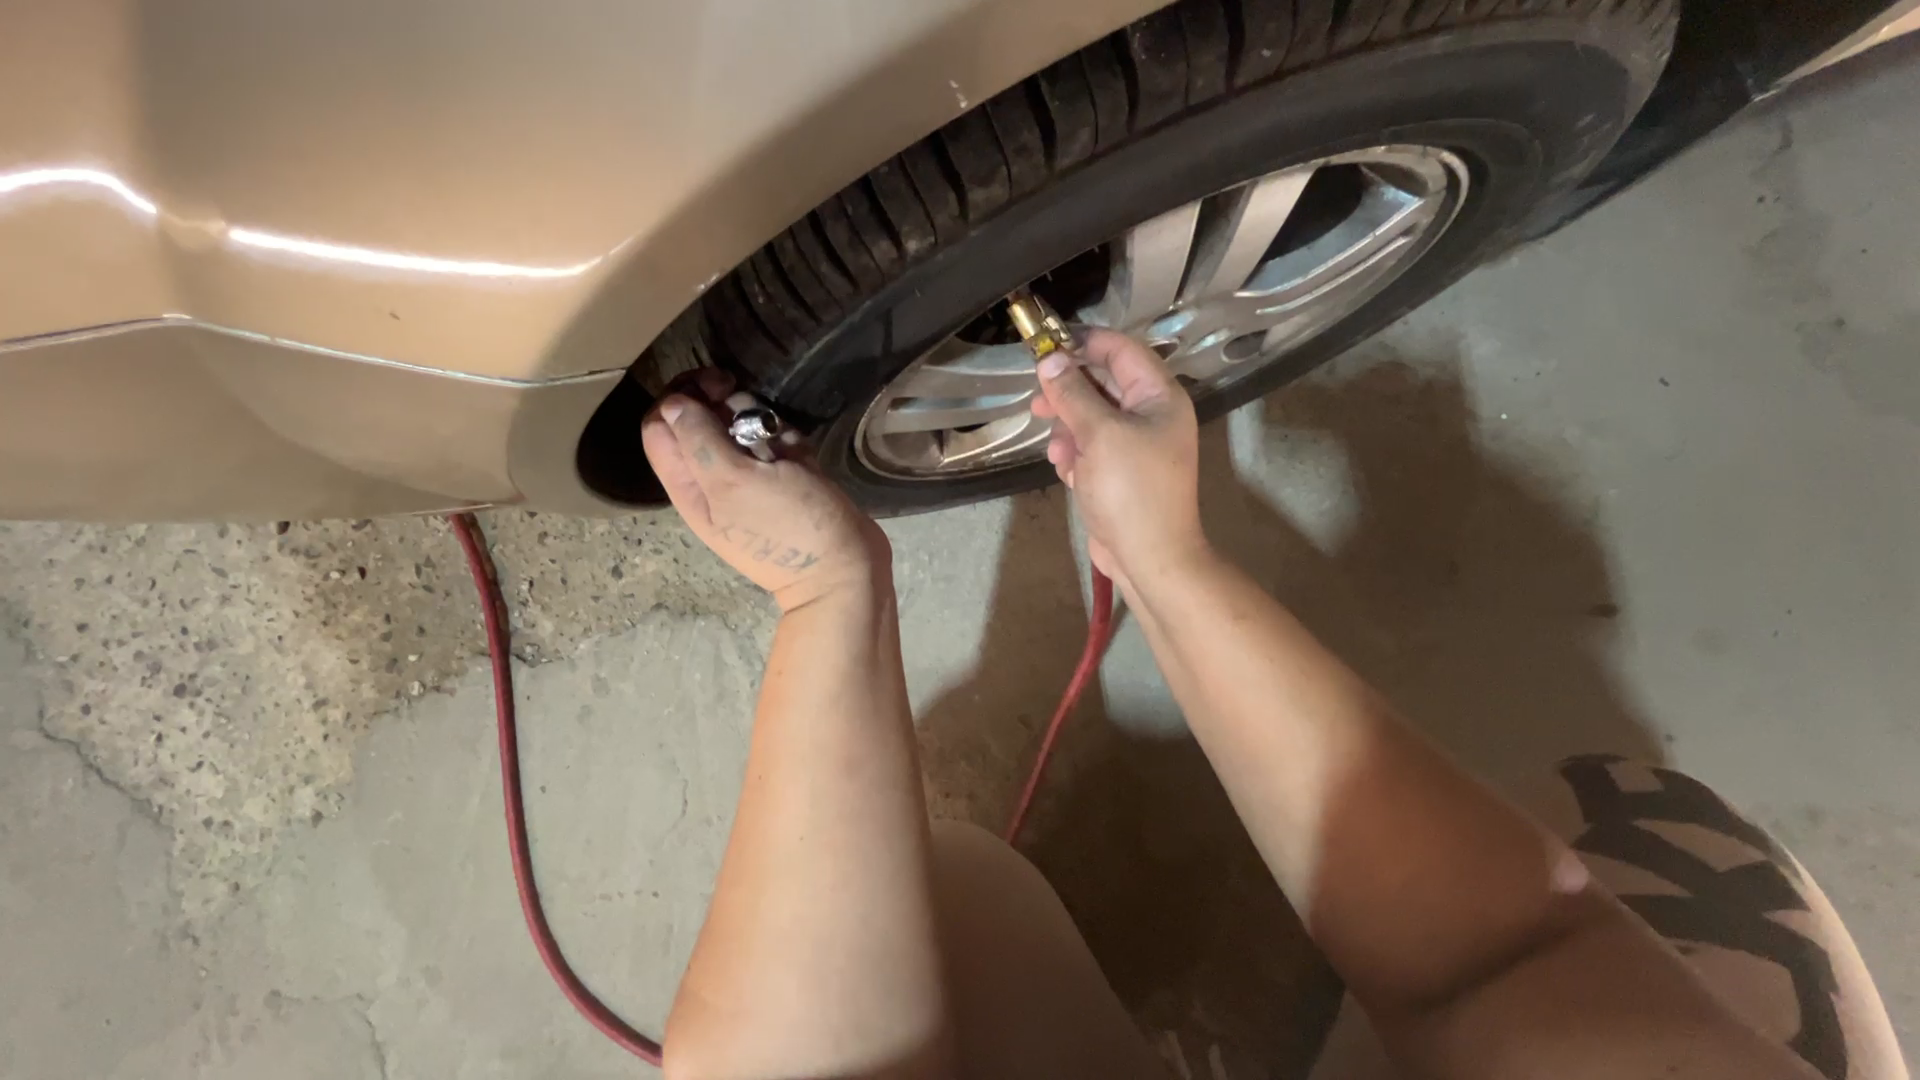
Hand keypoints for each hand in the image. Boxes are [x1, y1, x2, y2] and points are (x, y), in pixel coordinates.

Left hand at [642, 371, 890, 611]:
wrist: (844, 569)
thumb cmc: (788, 527)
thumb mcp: (735, 482)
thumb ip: (699, 441)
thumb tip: (674, 405)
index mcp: (691, 486)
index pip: (661, 427)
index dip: (681, 398)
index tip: (715, 386)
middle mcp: (715, 480)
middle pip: (701, 421)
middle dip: (724, 404)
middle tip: (753, 409)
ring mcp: (753, 480)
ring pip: (742, 428)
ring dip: (761, 420)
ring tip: (783, 440)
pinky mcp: (786, 479)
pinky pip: (777, 443)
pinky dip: (787, 438)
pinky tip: (802, 452)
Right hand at [1030, 327, 1208, 593]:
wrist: (1150, 556)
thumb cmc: (1131, 490)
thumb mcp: (1099, 434)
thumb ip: (1072, 394)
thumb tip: (1049, 360)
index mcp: (1159, 397)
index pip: (1121, 350)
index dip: (1085, 343)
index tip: (1046, 347)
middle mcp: (1151, 415)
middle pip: (1102, 384)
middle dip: (1068, 392)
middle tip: (1037, 401)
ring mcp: (1135, 445)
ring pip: (1091, 418)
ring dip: (1068, 429)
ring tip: (1056, 448)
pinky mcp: (1119, 472)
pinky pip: (1091, 448)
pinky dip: (1075, 454)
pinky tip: (1066, 469)